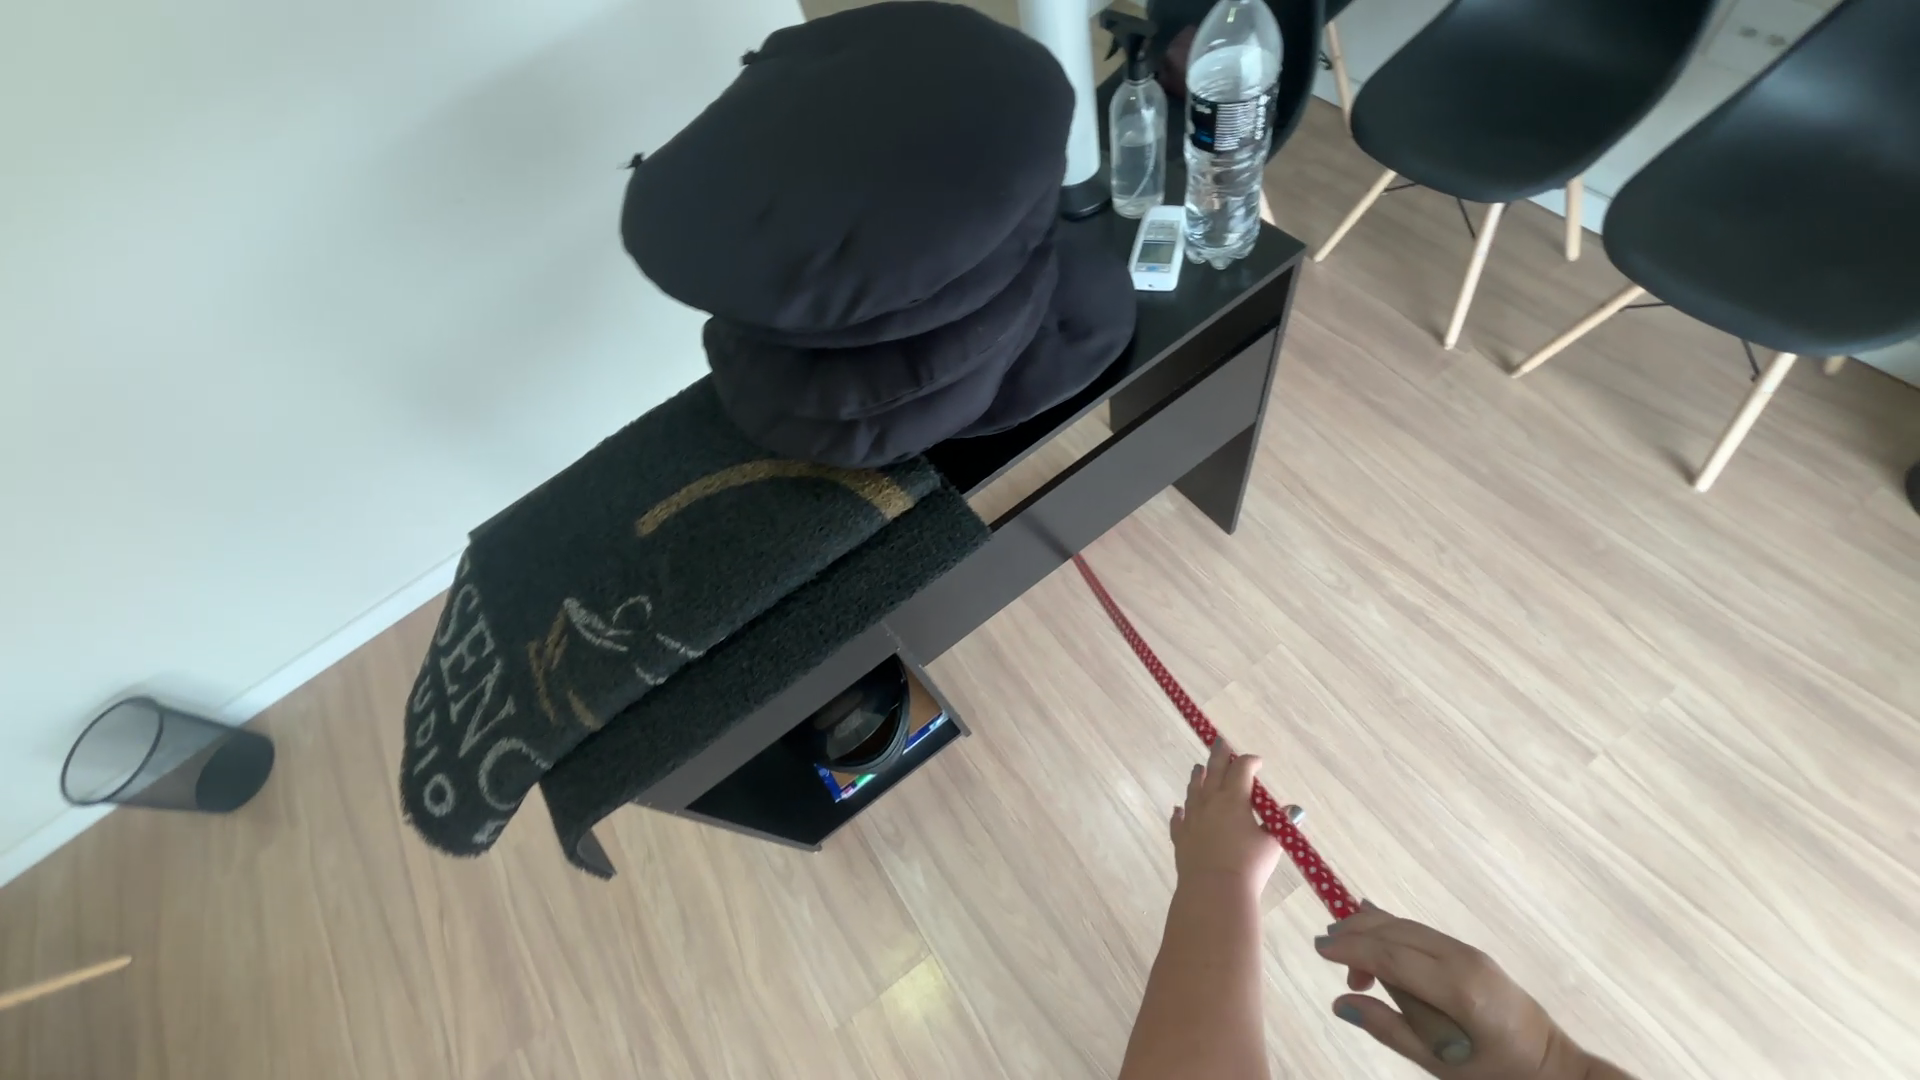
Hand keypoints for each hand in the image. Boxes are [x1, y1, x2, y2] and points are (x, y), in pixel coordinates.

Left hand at [1169, 740, 1282, 895]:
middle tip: (1220, 741)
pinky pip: (1179, 819)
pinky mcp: (1180, 836)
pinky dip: (1180, 812)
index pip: (1241, 770)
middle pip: (1213, 771)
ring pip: (1193, 790)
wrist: (1213, 889)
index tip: (1257, 760)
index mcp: (1233, 799)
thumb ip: (1280, 825)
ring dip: (1198, 777)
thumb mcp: (1271, 844)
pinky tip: (1178, 809)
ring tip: (1199, 768)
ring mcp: (1192, 818)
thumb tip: (1293, 811)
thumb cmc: (1248, 865)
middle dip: (1219, 755)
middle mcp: (1209, 802)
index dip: (1249, 761)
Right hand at [1314, 905, 1591, 1079]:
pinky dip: (1391, 935)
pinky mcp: (1471, 954)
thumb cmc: (1499, 1077)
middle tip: (1326, 949)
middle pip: (1395, 930)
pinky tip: (1375, 941)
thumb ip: (1391, 1030)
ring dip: (1371, 932)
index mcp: (1458, 989)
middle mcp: (1464, 959)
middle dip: (1356, 933)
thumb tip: (1340, 1003)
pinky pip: (1420, 933)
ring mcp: (1470, 952)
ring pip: (1406, 926)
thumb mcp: (1442, 1067)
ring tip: (1346, 953)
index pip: (1390, 954)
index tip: (1319, 948)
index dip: (1351, 947)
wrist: (1558, 1073)